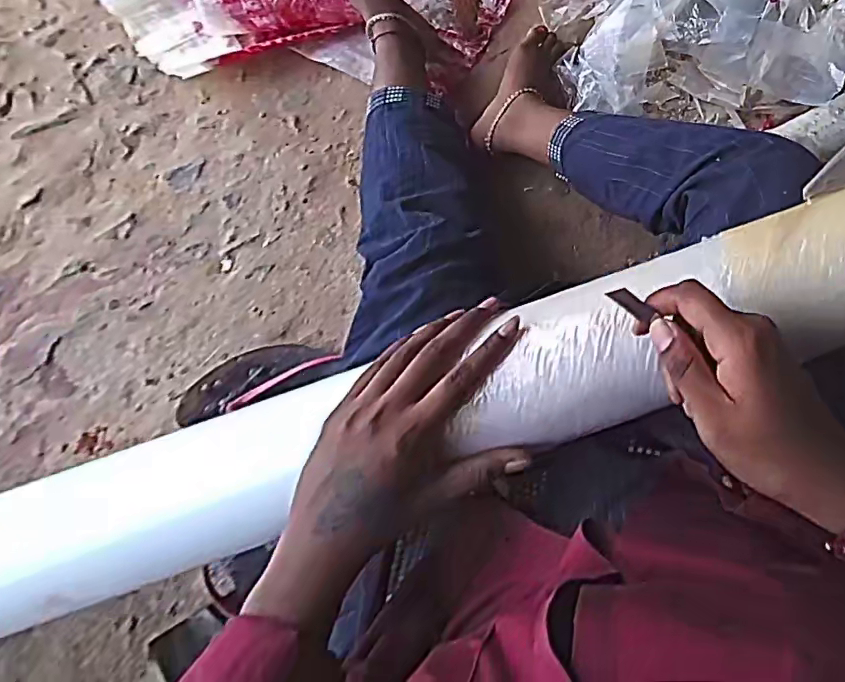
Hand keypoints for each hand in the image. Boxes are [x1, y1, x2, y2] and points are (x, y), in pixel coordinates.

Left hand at [243, 300, 528, 624]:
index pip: (460, 378)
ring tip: (460, 313)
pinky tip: (415, 336)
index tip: (510, 326)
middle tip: (490, 305)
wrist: (317, 540)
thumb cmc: (382, 521)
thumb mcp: (436, 498)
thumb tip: (527, 457)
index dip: (489, 348)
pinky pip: (375, 365)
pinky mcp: (342, 405)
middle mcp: (386, 409)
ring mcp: (360, 404)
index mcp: (412, 432)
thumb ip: (482, 471)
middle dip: (466, 324)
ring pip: (403, 352)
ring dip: (434, 328)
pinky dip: (400, 346)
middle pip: (433, 352)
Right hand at [639, 281, 844, 531]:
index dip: (656, 304)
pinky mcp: (770, 352)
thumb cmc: (773, 454)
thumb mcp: (712, 417)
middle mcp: (755, 328)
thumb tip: (658, 327)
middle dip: (676, 346)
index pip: (688, 295)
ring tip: (702, 407)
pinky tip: (718, 402)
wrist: (827, 473)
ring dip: (693, 361)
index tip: (639, 328)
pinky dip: (711, 365)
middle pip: (697, 314)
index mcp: (740, 338)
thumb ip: (682, 366)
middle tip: (678, 392)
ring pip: (709, 331)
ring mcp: (765, 338)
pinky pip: (727, 343)